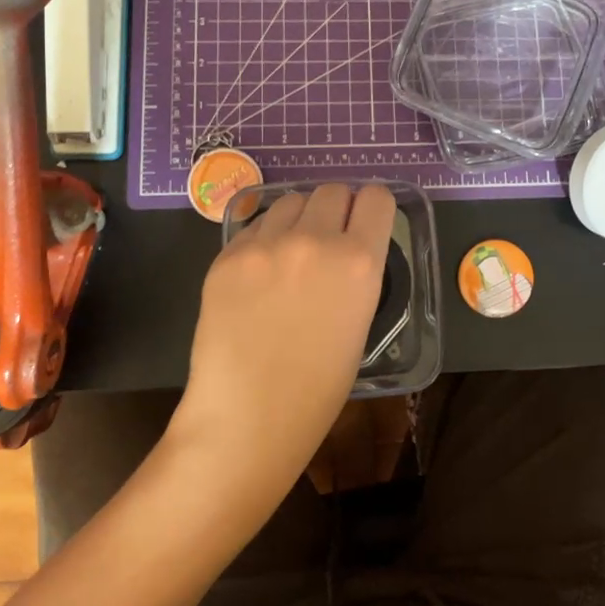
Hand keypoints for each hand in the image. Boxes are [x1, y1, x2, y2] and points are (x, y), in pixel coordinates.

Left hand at [169, 184, 396, 503]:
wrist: (249, 414)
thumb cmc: (317, 387)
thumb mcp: (359, 322)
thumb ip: (356, 274)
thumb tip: (345, 249)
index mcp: (359, 262)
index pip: (376, 199)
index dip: (372, 208)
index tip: (365, 222)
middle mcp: (315, 240)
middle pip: (332, 191)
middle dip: (335, 210)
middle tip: (327, 241)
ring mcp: (266, 244)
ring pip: (290, 202)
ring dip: (297, 219)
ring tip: (289, 257)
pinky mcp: (228, 255)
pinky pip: (254, 228)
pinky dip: (262, 241)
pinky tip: (258, 277)